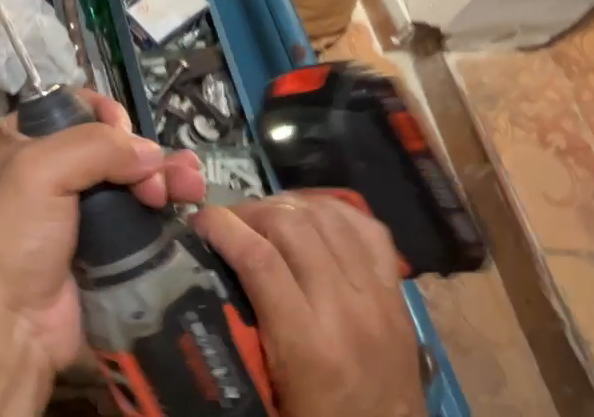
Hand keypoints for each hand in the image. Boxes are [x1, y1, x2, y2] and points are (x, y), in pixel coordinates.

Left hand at [0, 91, 203, 416]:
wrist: (12, 320)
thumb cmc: (15, 233)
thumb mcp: (40, 170)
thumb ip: (95, 147)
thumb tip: (151, 154)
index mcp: (25, 138)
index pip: (74, 108)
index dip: (106, 115)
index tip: (123, 133)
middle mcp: (52, 168)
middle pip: (113, 145)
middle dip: (148, 153)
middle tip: (169, 177)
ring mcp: (81, 209)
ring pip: (134, 180)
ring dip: (168, 178)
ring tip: (193, 187)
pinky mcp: (107, 246)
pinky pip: (143, 218)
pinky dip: (168, 209)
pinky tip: (192, 206)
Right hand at [193, 193, 424, 416]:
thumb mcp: (261, 388)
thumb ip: (233, 330)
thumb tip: (194, 273)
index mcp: (308, 346)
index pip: (257, 256)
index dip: (218, 225)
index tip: (196, 225)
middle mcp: (348, 313)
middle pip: (290, 223)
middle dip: (247, 211)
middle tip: (226, 225)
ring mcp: (380, 301)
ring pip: (327, 217)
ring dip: (286, 206)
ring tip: (262, 221)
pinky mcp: (399, 298)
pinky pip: (369, 231)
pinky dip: (334, 212)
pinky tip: (310, 220)